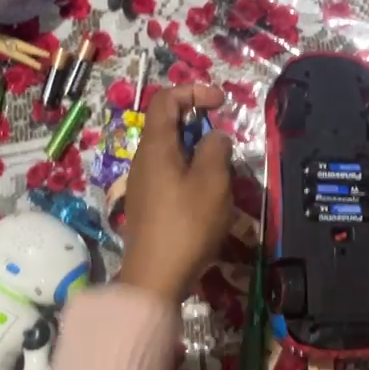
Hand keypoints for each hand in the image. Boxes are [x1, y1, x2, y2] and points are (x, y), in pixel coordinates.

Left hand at [118, 84, 234, 299]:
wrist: (155, 278)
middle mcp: (143, 160)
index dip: (194, 91)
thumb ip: (216, 149)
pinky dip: (191, 172)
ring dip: (198, 151)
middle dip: (199, 122)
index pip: (167, 99)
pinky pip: (170, 174)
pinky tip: (209, 196)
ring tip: (223, 171)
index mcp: (156, 147)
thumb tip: (215, 137)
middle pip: (168, 125)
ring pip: (171, 152)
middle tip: (225, 138)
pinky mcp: (148, 205)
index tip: (222, 102)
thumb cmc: (187, 225)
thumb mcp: (212, 181)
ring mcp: (143, 184)